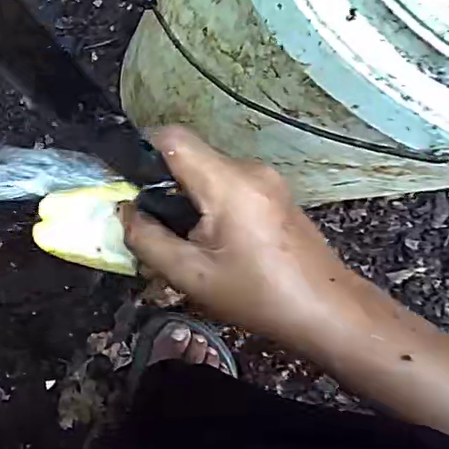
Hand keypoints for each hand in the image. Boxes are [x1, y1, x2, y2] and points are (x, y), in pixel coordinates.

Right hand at [121, 126, 390, 350]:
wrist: (327, 311)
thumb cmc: (258, 295)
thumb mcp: (190, 275)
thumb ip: (147, 239)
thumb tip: (126, 211)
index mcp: (227, 183)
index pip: (172, 137)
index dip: (139, 148)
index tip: (122, 179)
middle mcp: (247, 169)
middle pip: (188, 155)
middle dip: (158, 181)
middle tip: (143, 218)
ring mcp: (264, 178)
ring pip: (205, 171)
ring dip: (182, 195)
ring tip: (174, 235)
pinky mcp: (272, 191)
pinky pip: (226, 183)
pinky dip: (205, 201)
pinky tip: (204, 237)